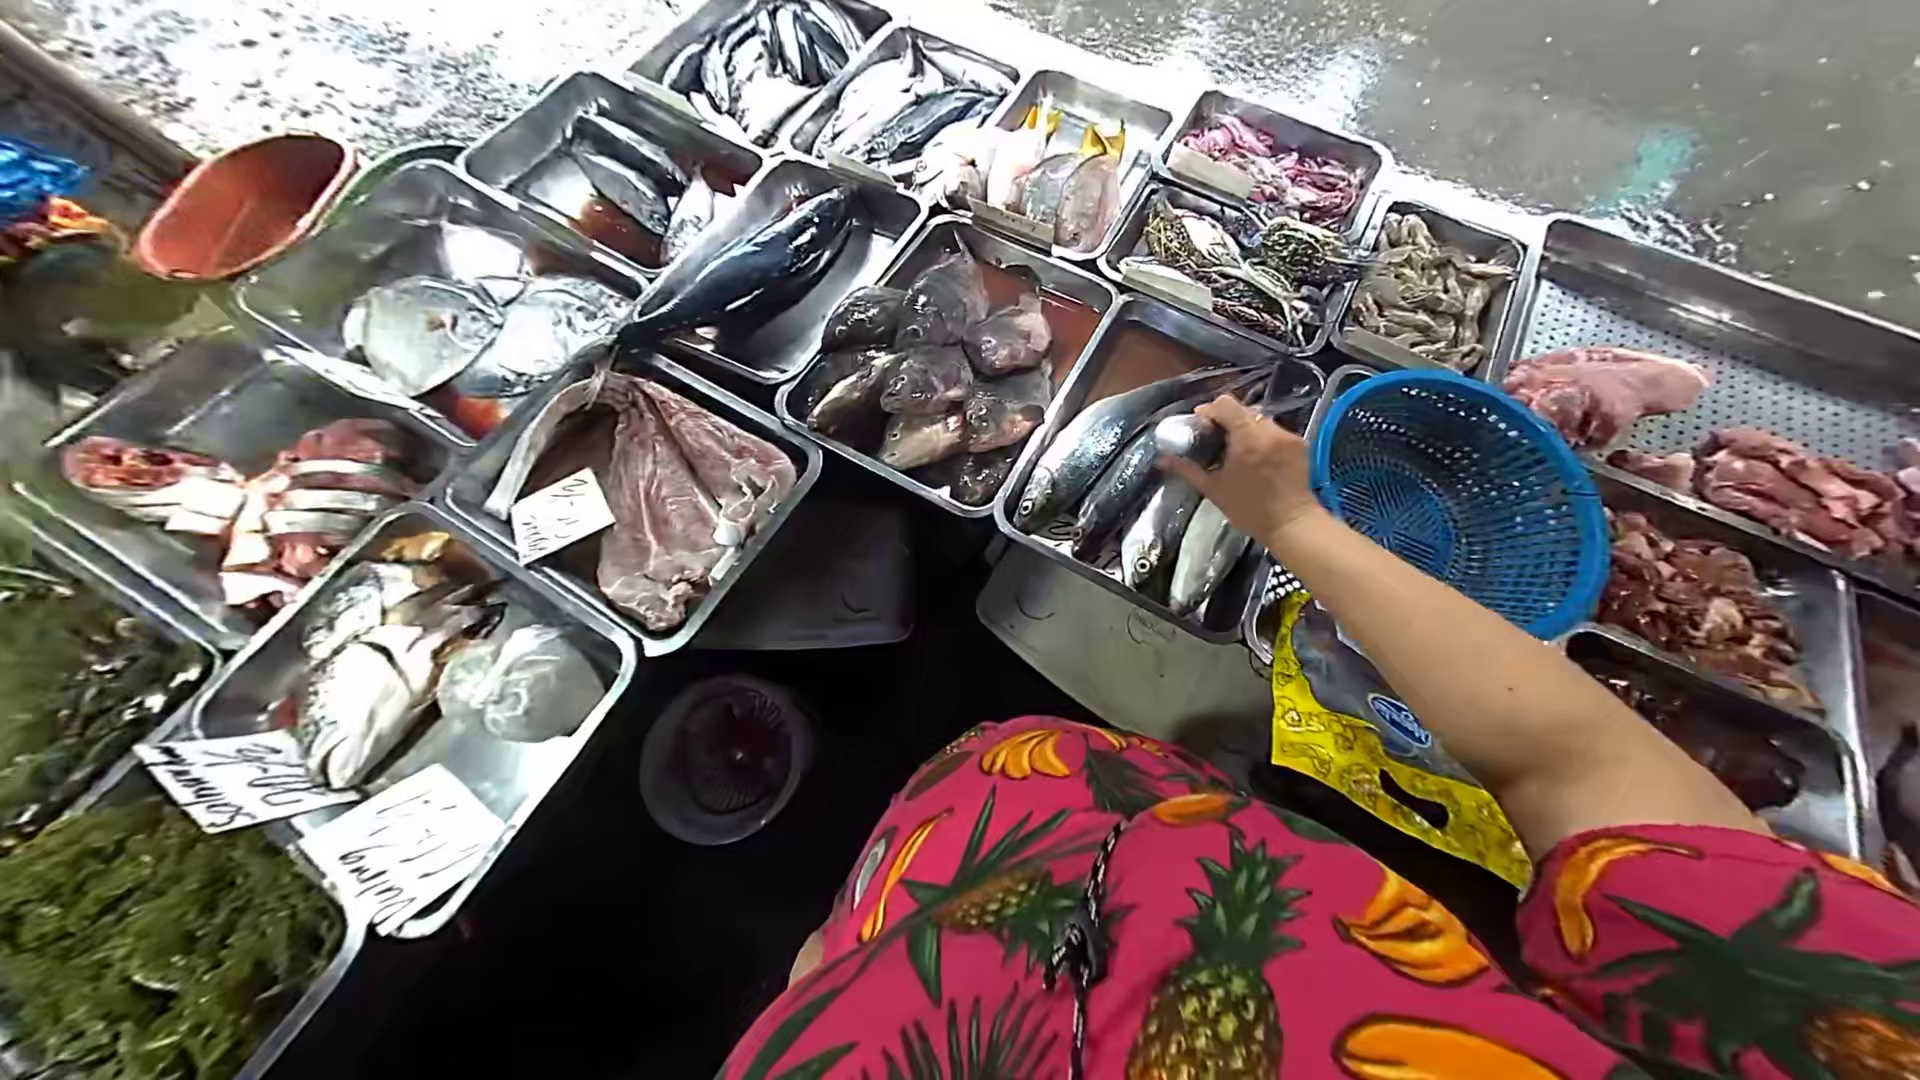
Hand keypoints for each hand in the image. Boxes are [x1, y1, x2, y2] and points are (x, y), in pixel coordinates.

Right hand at [1162, 395, 1324, 546]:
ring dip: (1244, 428)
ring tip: (1235, 449)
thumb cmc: (1248, 509)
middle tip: (1214, 439)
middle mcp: (1269, 431)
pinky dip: (1260, 438)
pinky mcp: (1299, 443)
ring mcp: (1287, 436)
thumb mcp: (1212, 488)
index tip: (1200, 425)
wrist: (1291, 523)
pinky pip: (1274, 431)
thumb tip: (1161, 459)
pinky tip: (1254, 456)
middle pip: (1243, 410)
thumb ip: (1186, 469)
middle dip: (1226, 420)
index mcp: (1247, 439)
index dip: (1209, 410)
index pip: (1226, 405)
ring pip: (1259, 419)